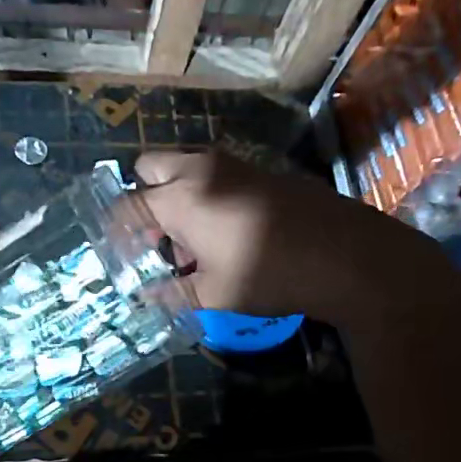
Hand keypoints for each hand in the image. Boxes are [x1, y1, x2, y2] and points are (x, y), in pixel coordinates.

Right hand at [133, 150, 436, 324]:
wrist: (344, 254)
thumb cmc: (268, 275)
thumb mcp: (214, 293)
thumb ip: (172, 293)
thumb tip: (146, 297)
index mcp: (180, 198)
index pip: (127, 206)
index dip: (116, 231)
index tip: (119, 255)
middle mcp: (200, 171)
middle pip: (150, 167)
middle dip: (143, 198)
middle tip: (153, 237)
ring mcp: (232, 165)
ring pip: (184, 167)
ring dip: (174, 196)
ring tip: (188, 243)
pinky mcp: (258, 170)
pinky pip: (214, 174)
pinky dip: (203, 194)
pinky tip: (221, 234)